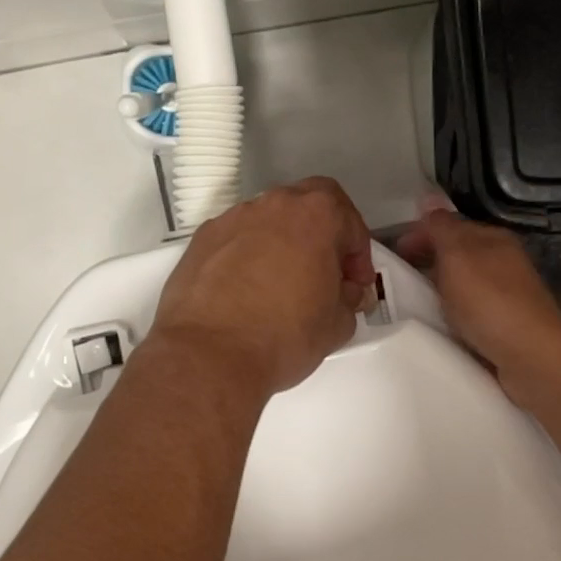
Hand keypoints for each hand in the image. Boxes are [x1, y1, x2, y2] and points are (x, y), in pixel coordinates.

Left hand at [148, 177, 375, 397]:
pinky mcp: (202, 240)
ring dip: (283, 242)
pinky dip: (249, 255)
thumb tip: (344, 292)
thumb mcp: (338, 323)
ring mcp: (233, 219)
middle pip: (307, 205)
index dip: (358, 252)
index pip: (348, 218)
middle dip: (322, 234)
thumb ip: (349, 298)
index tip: (354, 282)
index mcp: (316, 215)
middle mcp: (274, 205)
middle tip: (325, 272)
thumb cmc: (284, 335)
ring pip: (269, 220)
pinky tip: (247, 291)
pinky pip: (237, 239)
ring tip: (283, 284)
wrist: (209, 355)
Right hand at [395, 210, 560, 404]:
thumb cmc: (490, 301)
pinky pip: (470, 311)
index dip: (420, 234)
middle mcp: (503, 261)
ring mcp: (507, 294)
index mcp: (494, 238)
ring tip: (412, 303)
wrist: (530, 356)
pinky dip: (452, 313)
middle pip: (457, 254)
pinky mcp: (506, 324)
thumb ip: (441, 227)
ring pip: (463, 284)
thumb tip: (428, 197)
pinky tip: (441, 325)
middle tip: (397, 279)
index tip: (394, 253)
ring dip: (439, 289)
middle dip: (428, 262)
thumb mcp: (458, 255)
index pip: (450, 226)